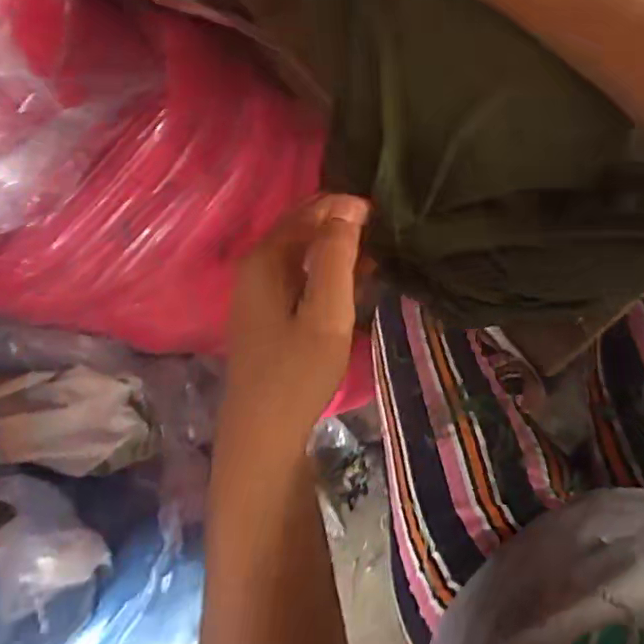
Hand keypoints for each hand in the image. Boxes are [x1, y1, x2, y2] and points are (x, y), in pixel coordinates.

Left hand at [220, 194, 371, 451]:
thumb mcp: (327, 312)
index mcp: (266, 257)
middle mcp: (257, 264)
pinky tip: (356, 282)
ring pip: (306, 250)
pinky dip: (329, 270)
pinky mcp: (269, 309)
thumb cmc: (298, 373)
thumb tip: (348, 205)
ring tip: (378, 257)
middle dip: (345, 224)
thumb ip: (336, 256)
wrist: (264, 438)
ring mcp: (260, 287)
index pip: (313, 210)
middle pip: (306, 225)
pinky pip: (303, 272)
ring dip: (340, 248)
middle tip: (385, 237)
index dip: (350, 207)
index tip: (387, 220)